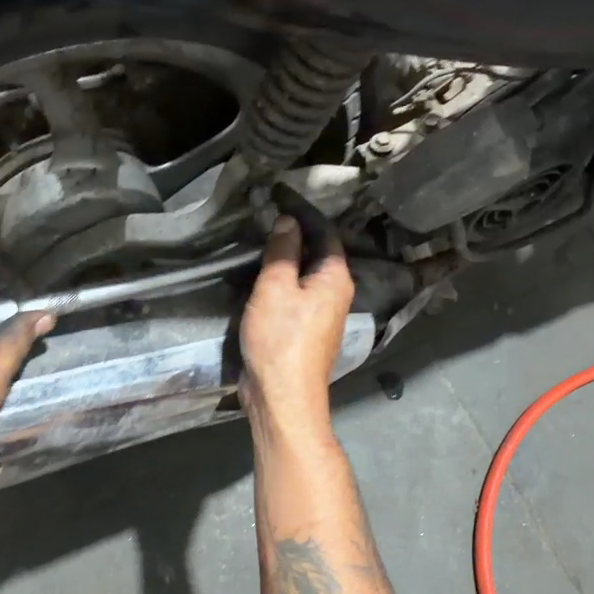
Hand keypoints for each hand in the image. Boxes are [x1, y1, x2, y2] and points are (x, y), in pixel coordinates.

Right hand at [239, 215, 353, 421]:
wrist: (282, 396)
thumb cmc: (281, 338)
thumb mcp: (276, 287)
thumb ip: (282, 251)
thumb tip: (288, 221)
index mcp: (336, 278)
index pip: (325, 233)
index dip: (303, 212)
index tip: (278, 197)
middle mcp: (336, 294)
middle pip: (316, 254)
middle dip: (293, 235)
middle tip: (264, 217)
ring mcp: (322, 315)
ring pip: (304, 277)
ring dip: (283, 261)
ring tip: (257, 243)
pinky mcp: (305, 332)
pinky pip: (295, 297)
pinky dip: (279, 283)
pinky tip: (258, 279)